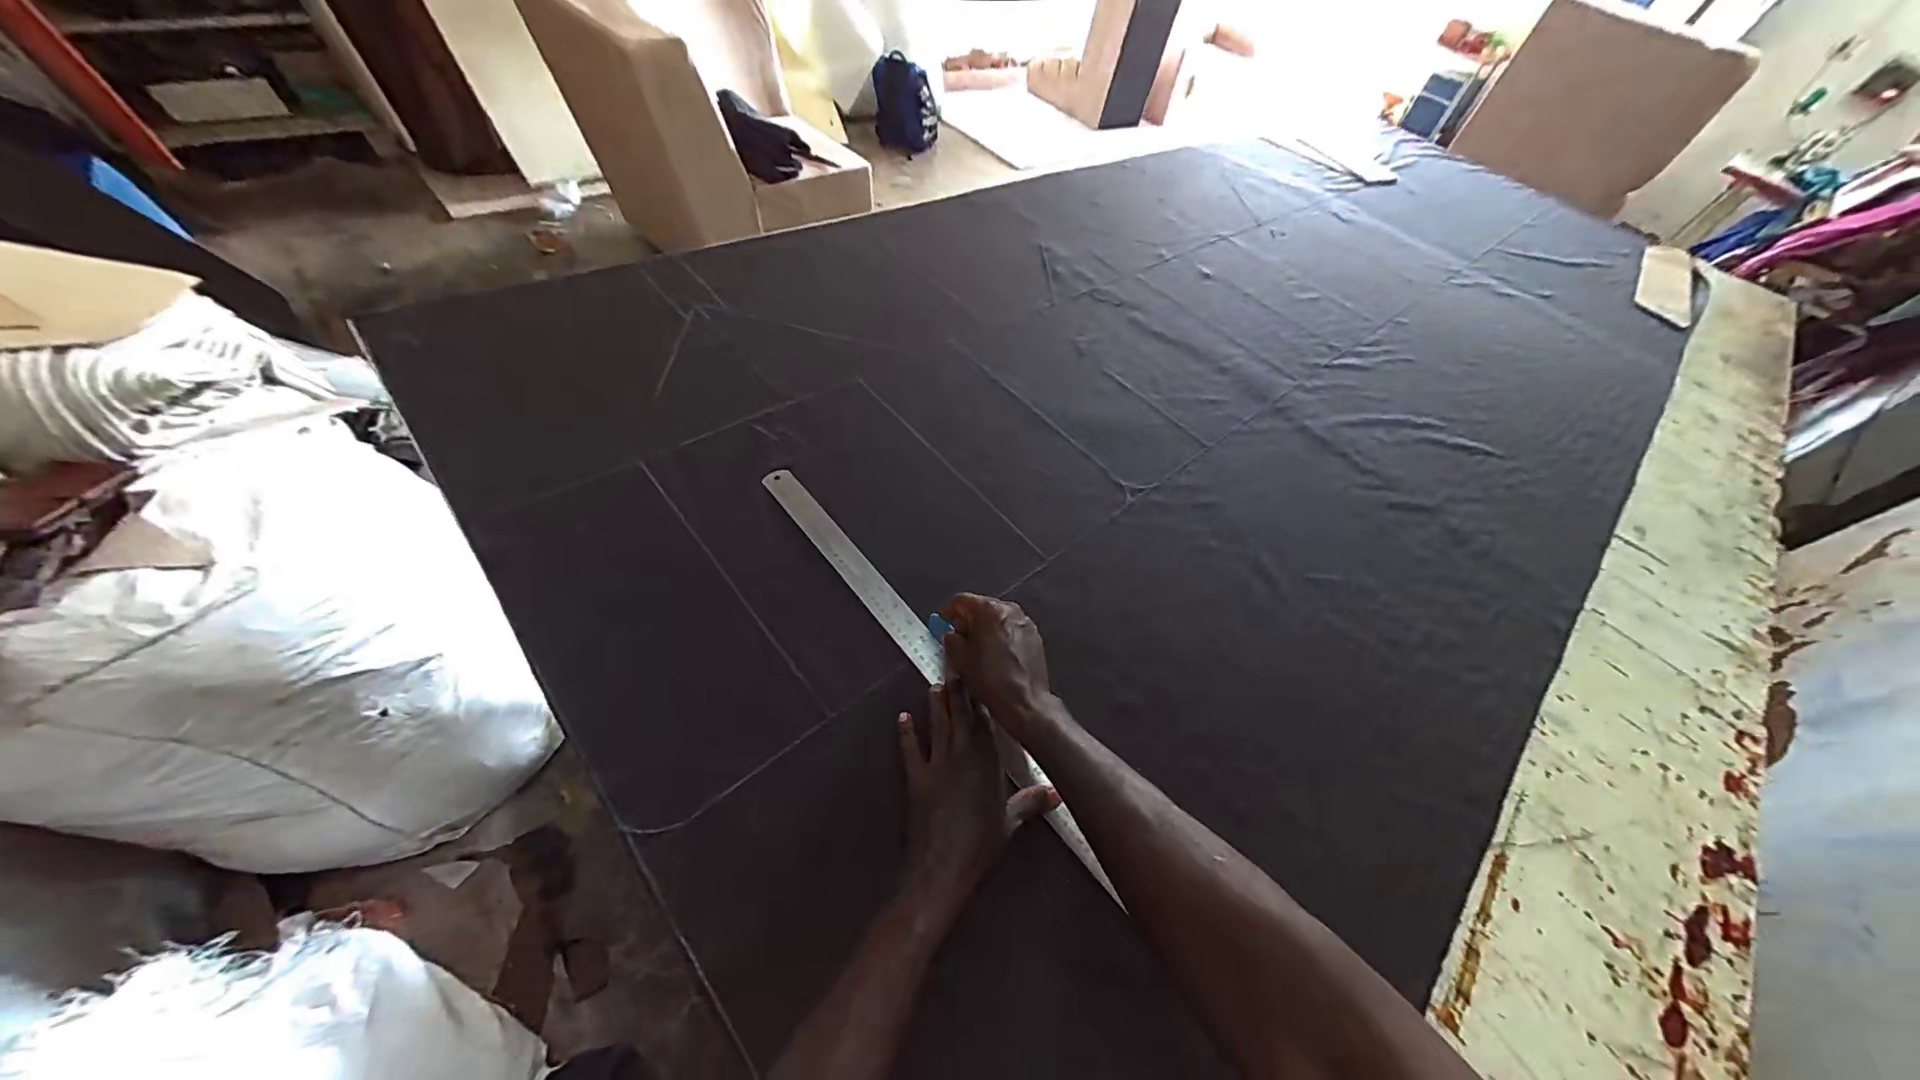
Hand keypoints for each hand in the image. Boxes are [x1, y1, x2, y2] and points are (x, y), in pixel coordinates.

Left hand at [898, 680, 1057, 912]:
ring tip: (935, 685)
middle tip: (956, 669)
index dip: (983, 701)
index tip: (981, 681)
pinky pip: (910, 749)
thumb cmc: (983, 846)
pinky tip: (903, 717)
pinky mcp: (915, 778)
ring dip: (936, 705)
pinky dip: (906, 733)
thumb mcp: (1011, 823)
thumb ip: (1030, 803)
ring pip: (938, 726)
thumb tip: (1057, 792)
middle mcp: (963, 755)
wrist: (943, 868)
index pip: (986, 723)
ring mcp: (937, 765)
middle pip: (961, 716)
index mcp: (988, 762)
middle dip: (958, 692)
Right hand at [939, 594, 1052, 731]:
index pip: (962, 600)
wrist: (1024, 701)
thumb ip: (951, 638)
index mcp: (989, 611)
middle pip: (982, 606)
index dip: (948, 610)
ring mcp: (1025, 622)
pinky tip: (995, 653)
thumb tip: (953, 633)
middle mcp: (1010, 610)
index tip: (942, 620)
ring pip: (998, 618)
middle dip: (968, 619)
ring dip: (985, 627)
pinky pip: (1011, 629)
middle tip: (957, 635)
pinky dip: (1000, 635)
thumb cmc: (988, 678)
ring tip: (977, 646)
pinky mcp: (1035, 636)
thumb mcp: (959, 658)